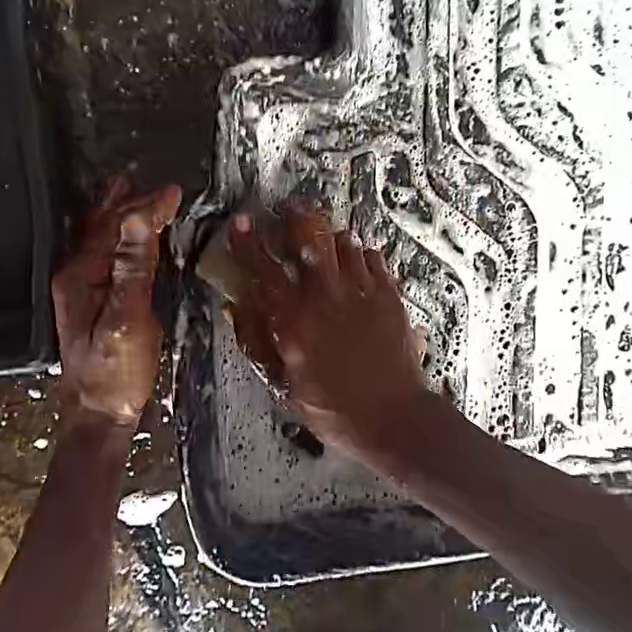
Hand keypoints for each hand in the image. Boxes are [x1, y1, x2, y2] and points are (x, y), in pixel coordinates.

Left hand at [51, 177, 182, 426]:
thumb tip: (139, 220)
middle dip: (134, 205)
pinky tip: (131, 234)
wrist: (100, 412)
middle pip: (105, 229)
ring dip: (123, 214)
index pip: (115, 228)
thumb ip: (133, 267)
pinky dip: (123, 236)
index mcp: (81, 276)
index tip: (175, 193)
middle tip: (165, 190)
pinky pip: (109, 255)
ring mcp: (84, 288)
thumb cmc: (116, 370)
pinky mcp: (97, 301)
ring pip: (104, 239)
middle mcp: (77, 276)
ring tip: (133, 191)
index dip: (146, 208)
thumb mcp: (129, 317)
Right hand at [228, 204, 435, 459]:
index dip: (249, 242)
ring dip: (330, 240)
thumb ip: (258, 343)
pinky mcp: (389, 295)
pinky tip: (356, 269)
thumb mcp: (284, 385)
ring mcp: (362, 292)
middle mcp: (327, 297)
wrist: (393, 417)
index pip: (263, 268)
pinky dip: (361, 256)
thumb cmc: (335, 409)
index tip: (242, 223)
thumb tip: (238, 308)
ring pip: (344, 242)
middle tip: (290, 215)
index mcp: (294, 320)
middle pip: (310, 235)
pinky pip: (373, 257)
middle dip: (296, 219)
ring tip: (326, 248)